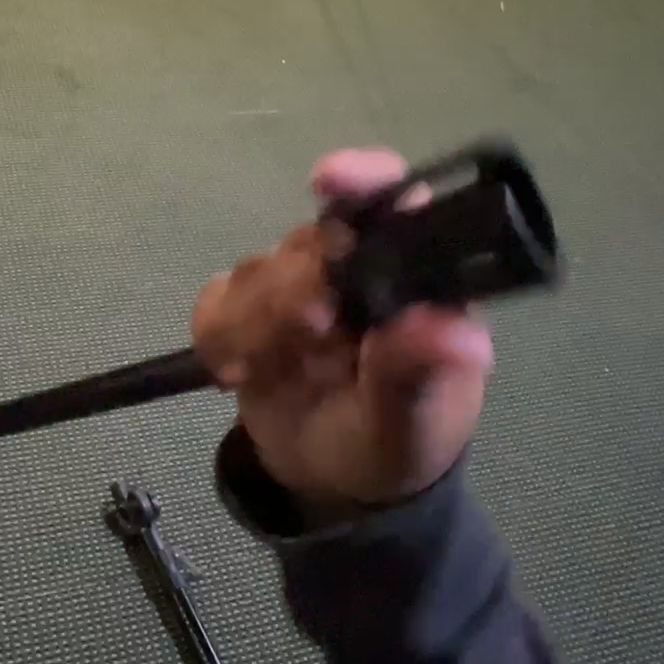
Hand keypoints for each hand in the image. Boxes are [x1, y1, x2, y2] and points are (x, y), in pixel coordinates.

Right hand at [191, 147, 493, 507]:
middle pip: (304, 240)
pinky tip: (237, 371)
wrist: (332, 483)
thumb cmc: (392, 445)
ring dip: (254, 329)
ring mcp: (291, 287)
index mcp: (409, 281)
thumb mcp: (413, 424)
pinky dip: (217, 338)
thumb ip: (418, 377)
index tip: (325, 179)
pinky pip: (212, 300)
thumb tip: (452, 332)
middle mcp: (350, 270)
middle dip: (292, 293)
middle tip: (309, 337)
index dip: (361, 179)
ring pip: (250, 271)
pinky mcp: (243, 310)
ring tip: (271, 374)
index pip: (393, 203)